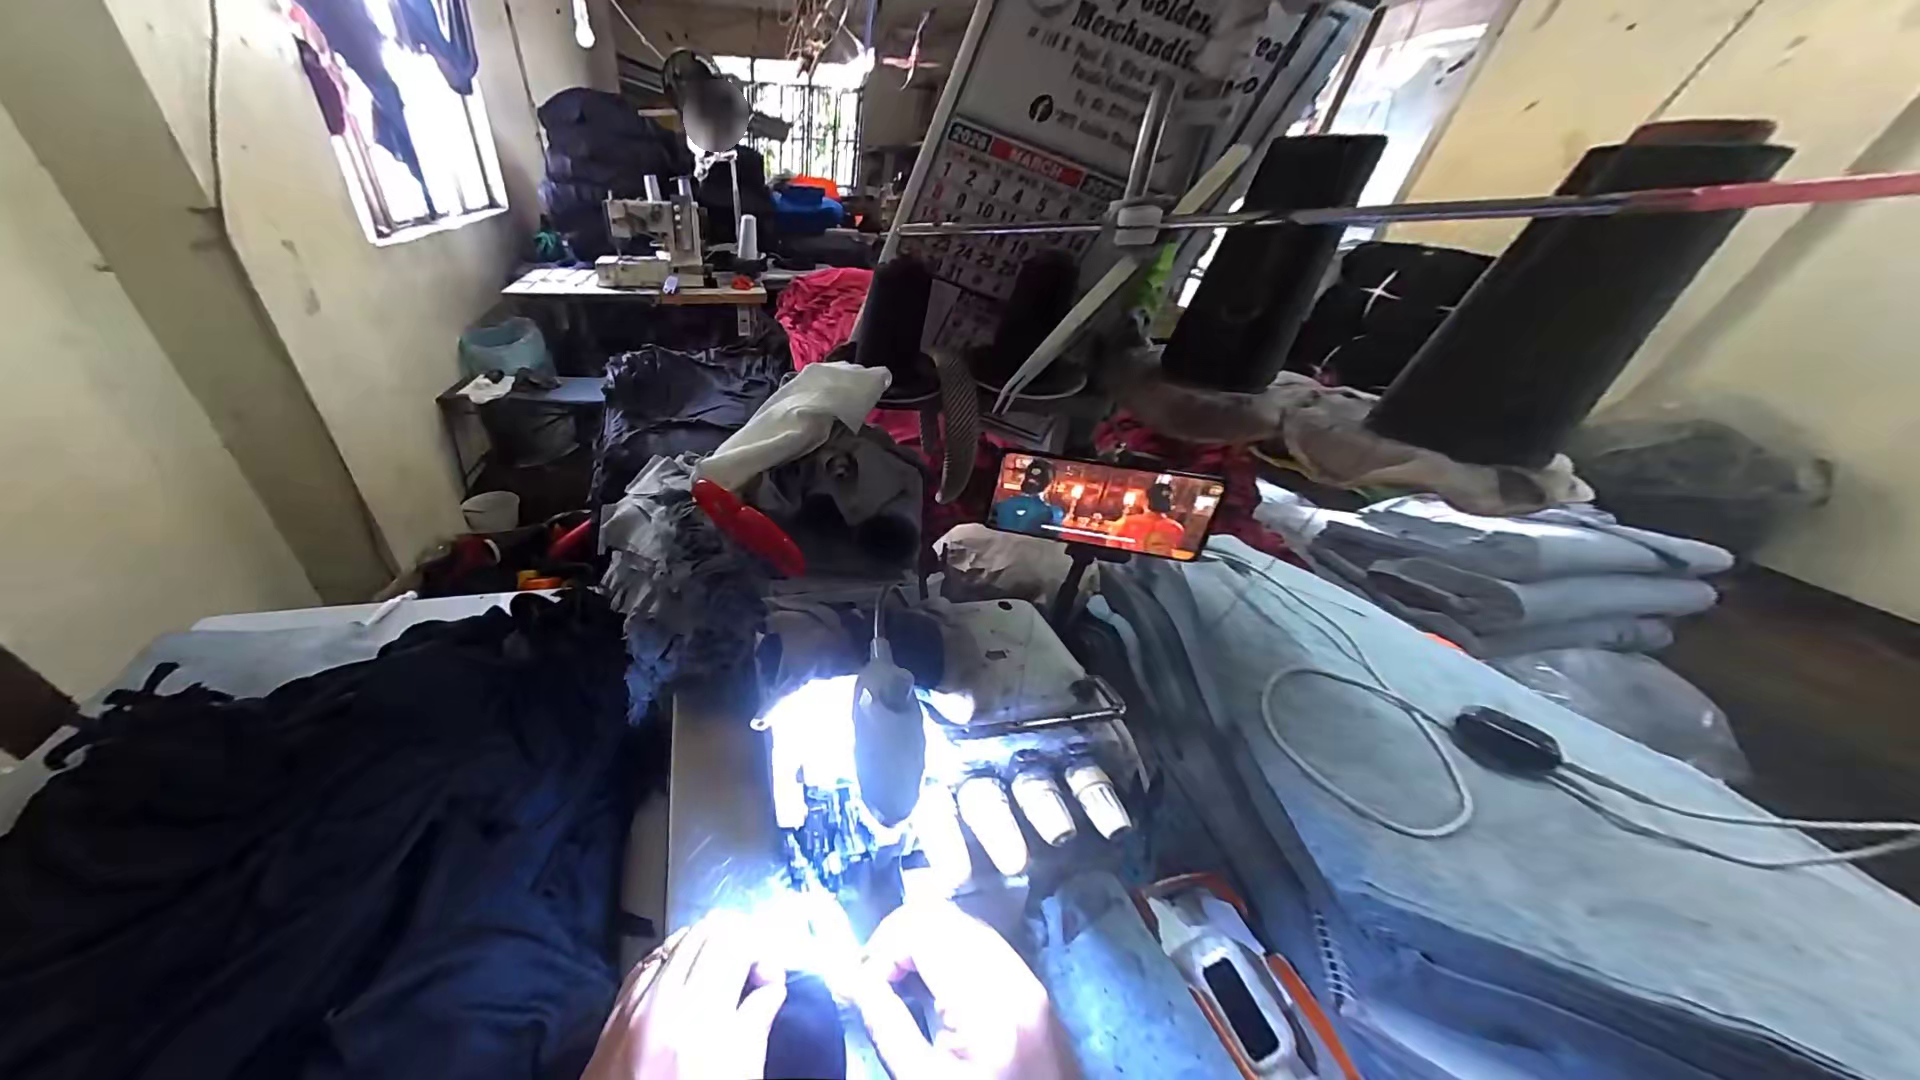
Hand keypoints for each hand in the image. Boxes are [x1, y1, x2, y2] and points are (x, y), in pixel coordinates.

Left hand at [581, 910, 787, 1079]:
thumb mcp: (741, 1076)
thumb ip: (758, 1019)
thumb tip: (769, 981)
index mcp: (702, 1020)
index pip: (737, 945)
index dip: (759, 947)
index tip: (766, 969)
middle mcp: (665, 1003)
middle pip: (706, 935)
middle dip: (733, 937)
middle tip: (747, 958)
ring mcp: (633, 1008)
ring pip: (676, 941)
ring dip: (702, 941)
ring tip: (717, 959)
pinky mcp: (612, 1018)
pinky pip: (647, 963)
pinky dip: (670, 956)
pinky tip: (681, 967)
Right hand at [849, 902, 1078, 1079]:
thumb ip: (886, 1026)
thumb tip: (854, 978)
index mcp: (987, 1007)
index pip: (925, 931)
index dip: (884, 945)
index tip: (861, 979)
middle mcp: (1012, 976)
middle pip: (946, 915)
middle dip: (899, 934)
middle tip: (873, 972)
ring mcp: (1027, 976)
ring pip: (963, 920)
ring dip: (922, 935)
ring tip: (895, 973)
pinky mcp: (1030, 982)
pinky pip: (981, 939)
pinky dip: (948, 944)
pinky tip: (929, 974)